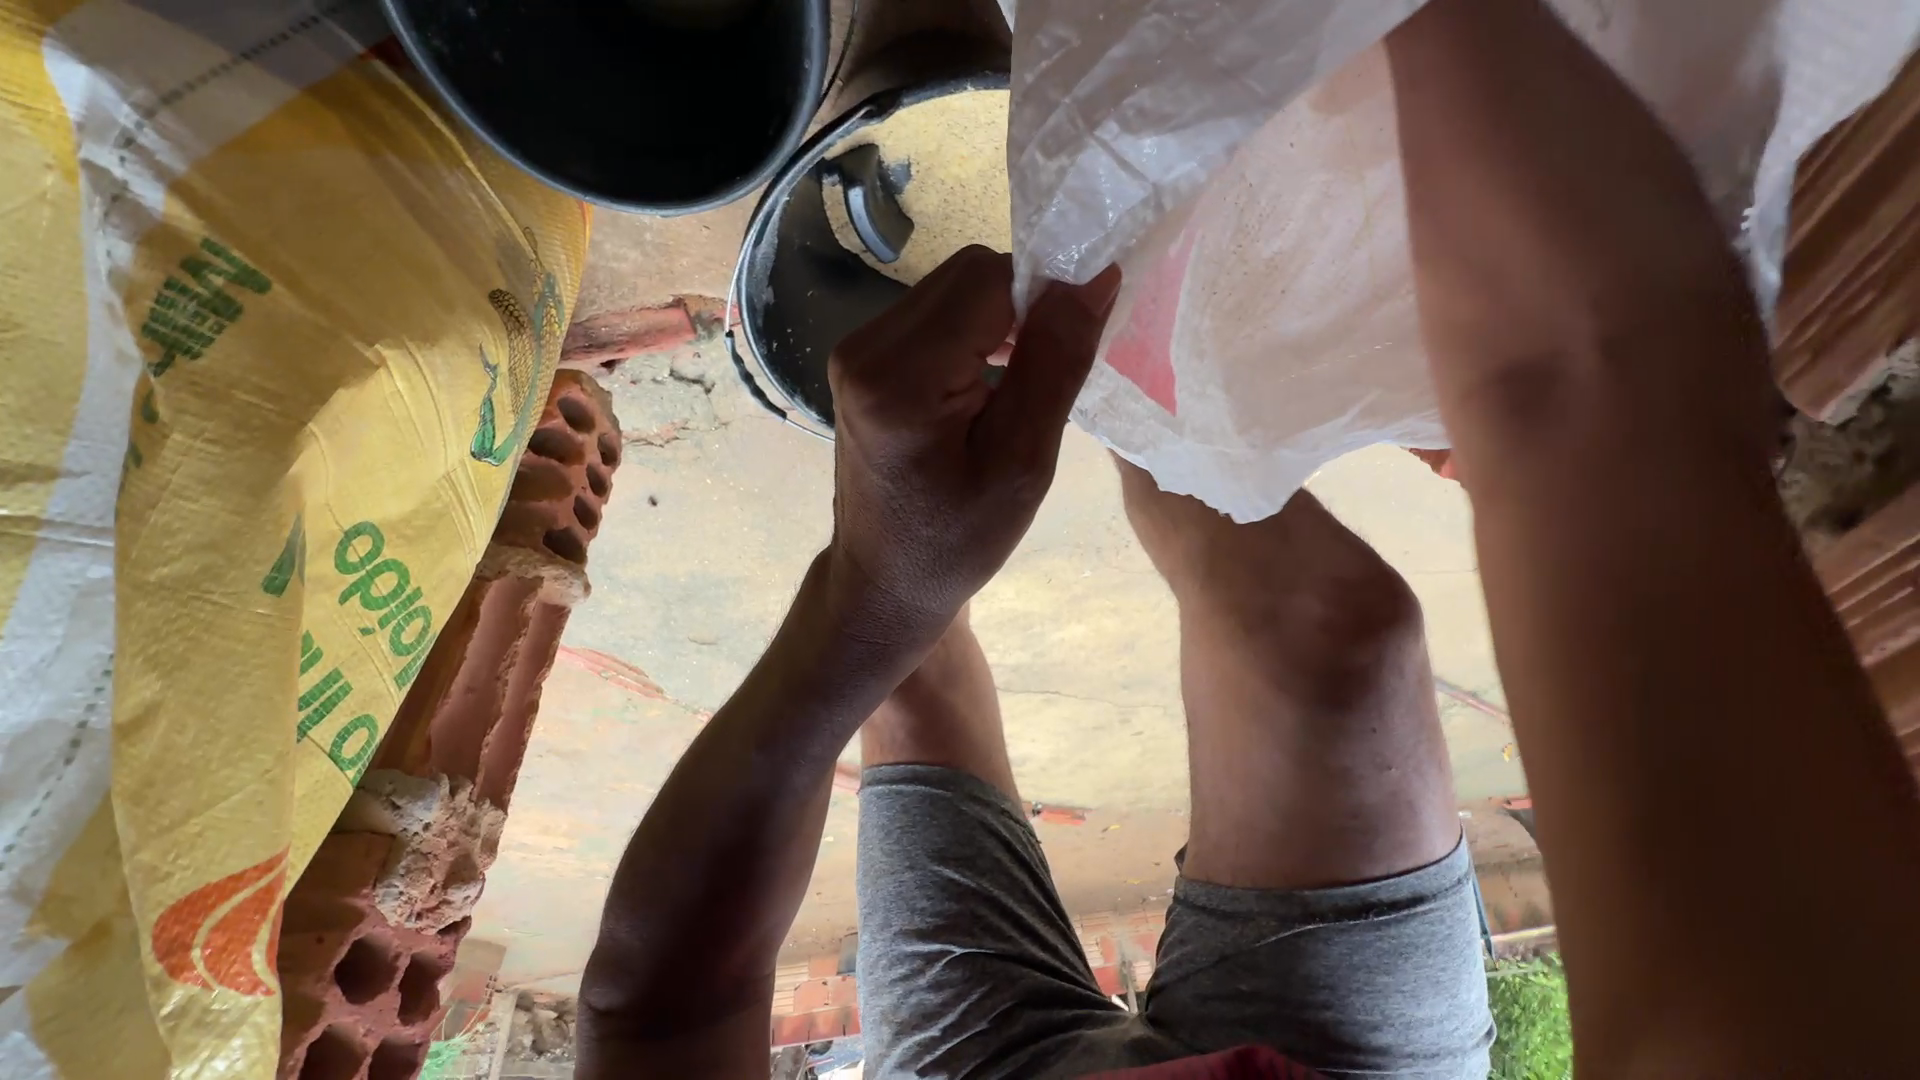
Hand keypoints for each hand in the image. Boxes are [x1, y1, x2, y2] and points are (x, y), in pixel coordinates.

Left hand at [825, 246, 1121, 645]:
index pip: (986, 279)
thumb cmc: (956, 542)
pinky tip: (986, 382)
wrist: (884, 581)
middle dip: (1021, 306)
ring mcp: (855, 351)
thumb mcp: (1022, 464)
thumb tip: (1095, 279)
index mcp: (900, 379)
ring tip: (1016, 386)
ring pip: (950, 290)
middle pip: (965, 275)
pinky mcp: (861, 361)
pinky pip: (932, 316)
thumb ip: (1056, 364)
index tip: (1075, 338)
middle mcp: (865, 349)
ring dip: (998, 320)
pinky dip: (971, 334)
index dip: (1044, 292)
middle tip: (1045, 372)